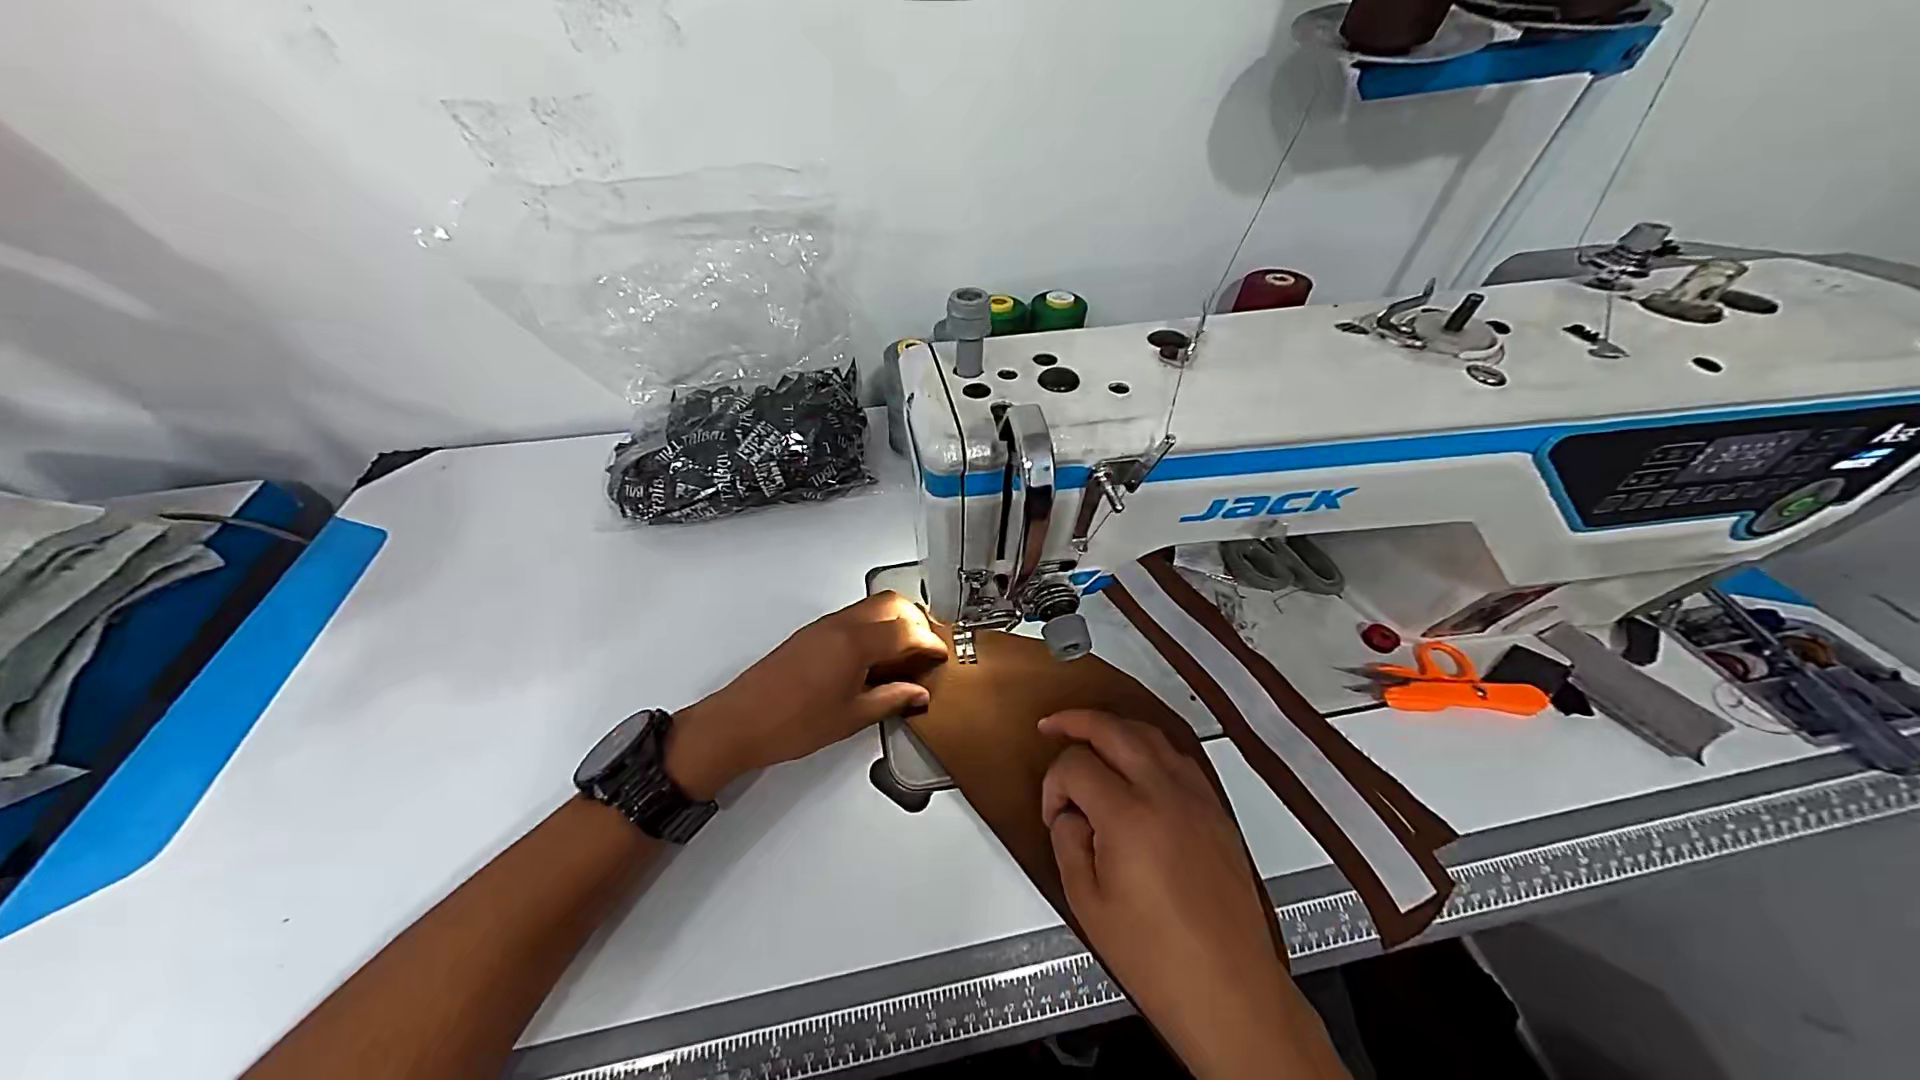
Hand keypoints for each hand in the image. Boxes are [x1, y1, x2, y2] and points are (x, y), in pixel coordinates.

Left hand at [664, 592, 946, 798]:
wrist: (739, 723)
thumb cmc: (786, 722)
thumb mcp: (851, 718)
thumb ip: (891, 699)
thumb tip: (915, 693)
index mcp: (854, 644)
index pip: (907, 629)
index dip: (929, 642)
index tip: (938, 656)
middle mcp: (839, 626)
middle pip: (891, 603)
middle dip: (916, 621)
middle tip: (926, 649)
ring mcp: (823, 627)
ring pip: (871, 607)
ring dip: (895, 622)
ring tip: (904, 656)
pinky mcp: (812, 634)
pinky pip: (853, 617)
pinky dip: (873, 628)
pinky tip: (874, 659)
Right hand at [1040, 710, 1345, 1079]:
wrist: (1229, 991)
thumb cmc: (1163, 960)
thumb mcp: (1088, 903)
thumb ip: (1068, 843)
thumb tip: (1068, 816)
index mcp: (1129, 817)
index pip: (1076, 766)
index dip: (1054, 784)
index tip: (1053, 811)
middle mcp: (1166, 796)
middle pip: (1113, 729)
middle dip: (1077, 721)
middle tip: (1054, 724)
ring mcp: (1197, 800)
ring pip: (1150, 734)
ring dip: (1115, 727)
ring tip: (1093, 733)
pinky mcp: (1216, 812)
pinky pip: (1179, 758)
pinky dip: (1150, 746)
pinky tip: (1137, 761)